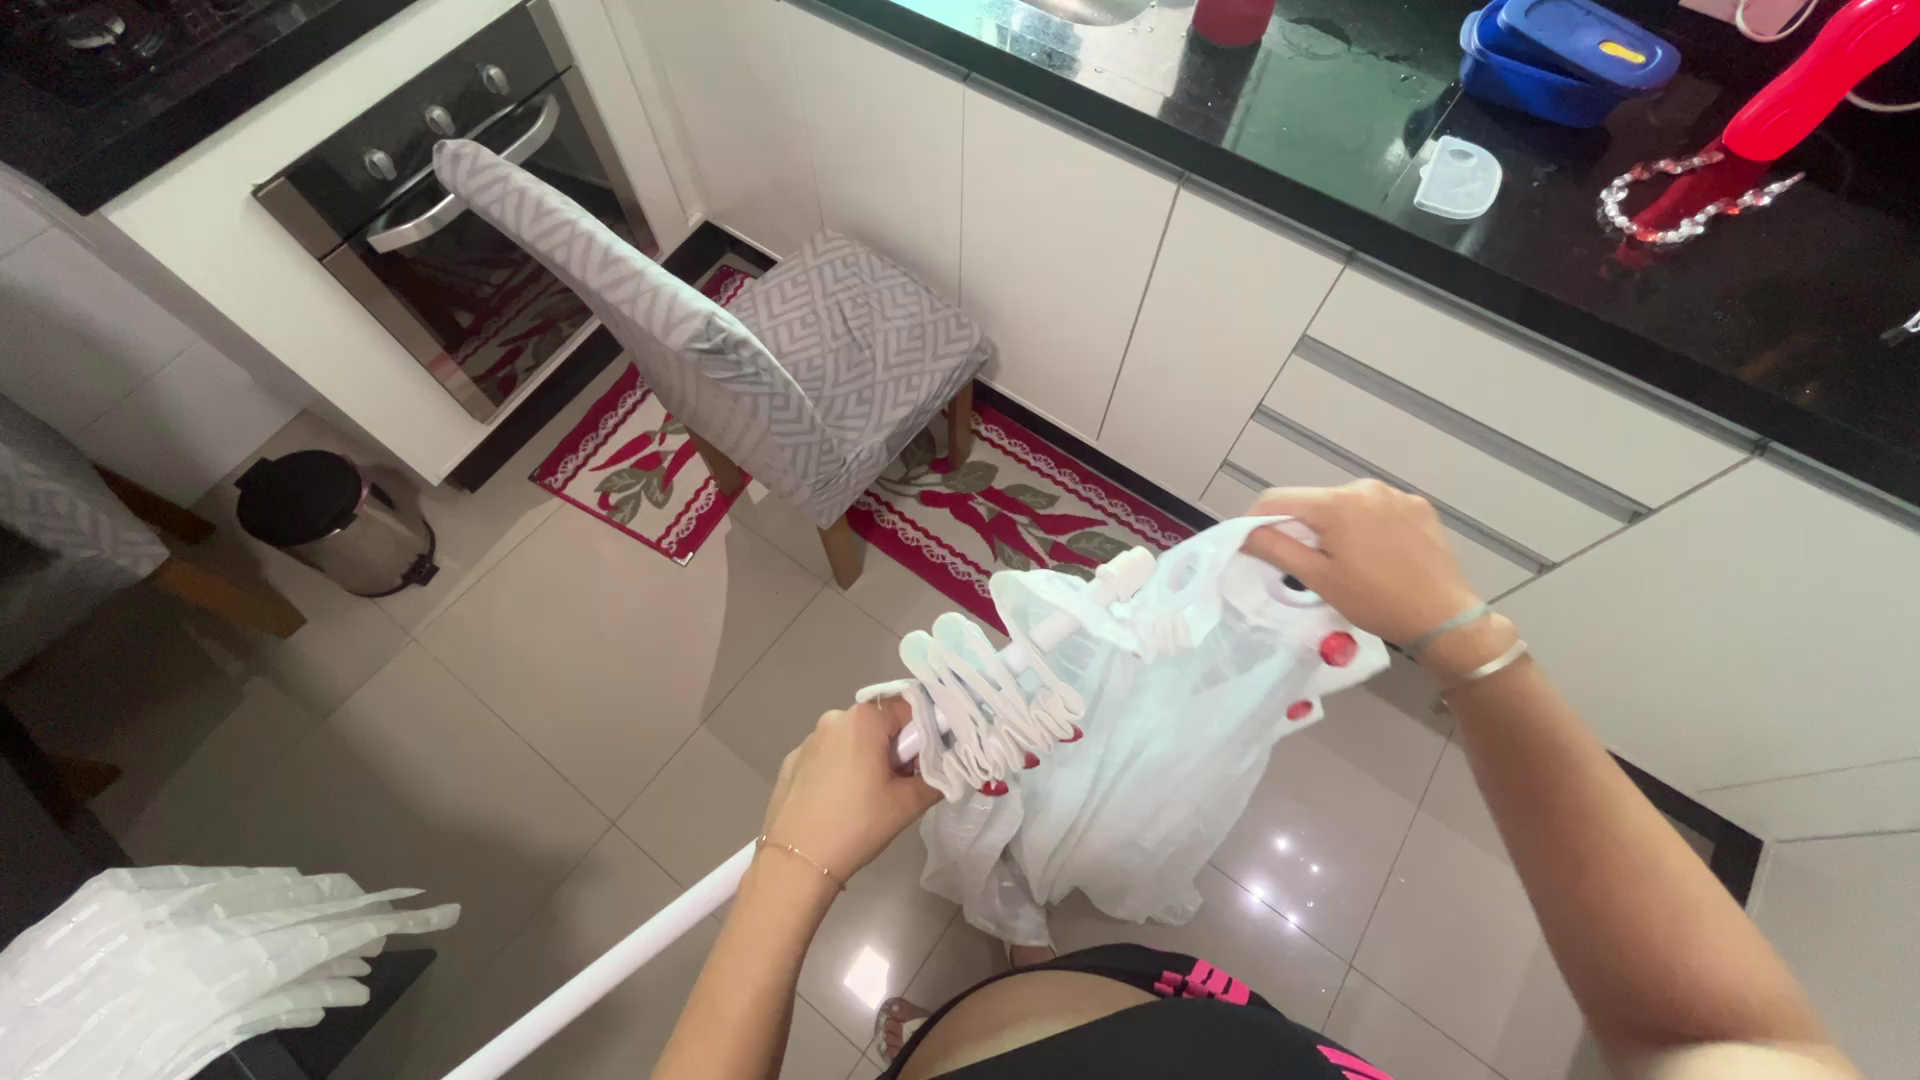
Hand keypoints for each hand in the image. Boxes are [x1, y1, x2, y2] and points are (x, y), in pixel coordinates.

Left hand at [761, 698, 942, 882]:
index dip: (924, 730)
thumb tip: (945, 770)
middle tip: (899, 783)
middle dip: (894, 746)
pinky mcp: (791, 761)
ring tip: (866, 797)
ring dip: (866, 757)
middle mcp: (834, 718)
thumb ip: (935, 778)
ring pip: (852, 738)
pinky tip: (837, 802)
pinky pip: (827, 756)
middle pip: (878, 721)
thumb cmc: (857, 825)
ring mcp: (808, 739)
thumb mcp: (908, 804)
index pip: (908, 706)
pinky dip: (839, 769)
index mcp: (864, 720)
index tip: (924, 762)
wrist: (796, 862)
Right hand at [1240, 480, 1484, 648]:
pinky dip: (1363, 525)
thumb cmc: (1374, 600)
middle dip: (1297, 525)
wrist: (1444, 618)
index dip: (1255, 519)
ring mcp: (1396, 495)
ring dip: (1331, 525)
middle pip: (1312, 501)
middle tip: (1300, 561)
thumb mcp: (1317, 578)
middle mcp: (1366, 488)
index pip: (1278, 498)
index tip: (1252, 544)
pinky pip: (1374, 509)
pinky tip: (1374, 553)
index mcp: (1337, 503)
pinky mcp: (1418, 507)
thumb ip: (1276, 548)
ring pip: (1343, 504)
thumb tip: (1244, 533)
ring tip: (1341, 560)